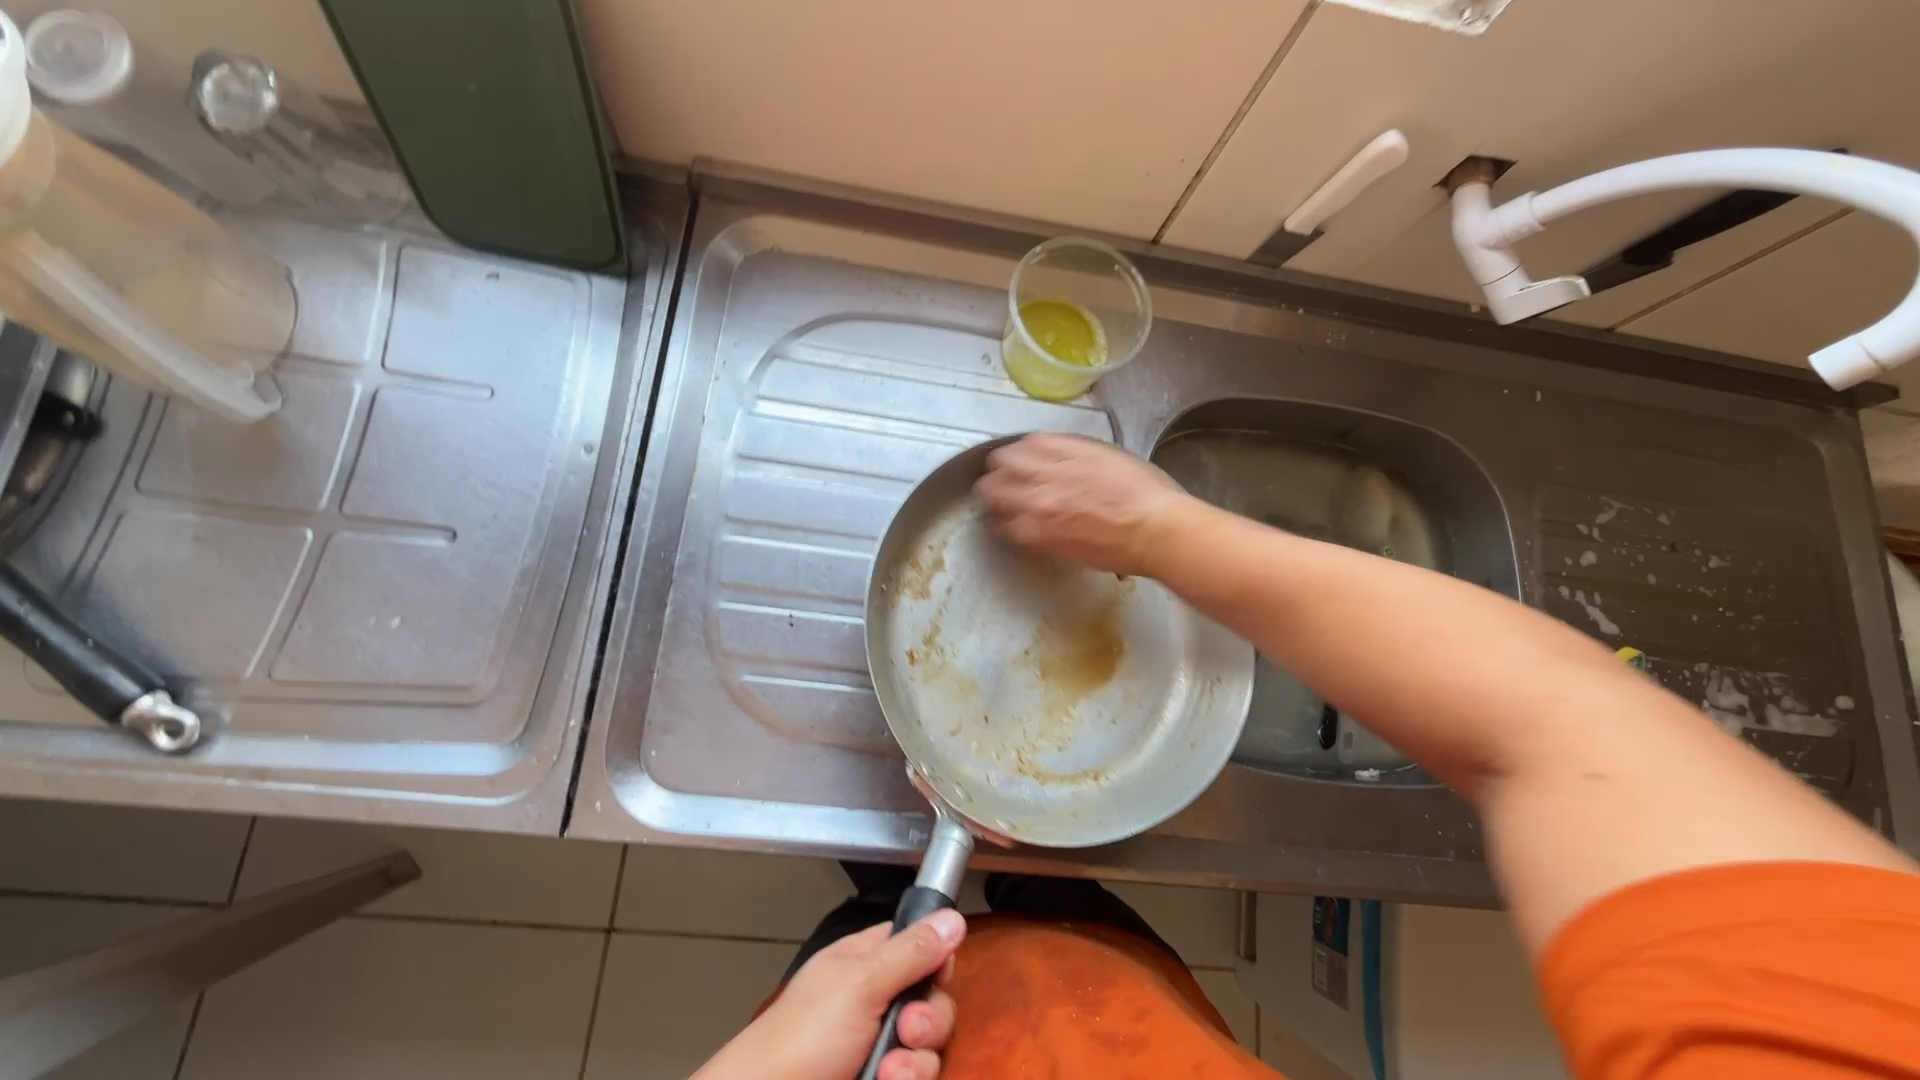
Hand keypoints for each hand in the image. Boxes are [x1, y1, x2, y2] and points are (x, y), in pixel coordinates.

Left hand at [695, 909, 966, 1079]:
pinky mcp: (883, 1077)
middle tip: (907, 1029)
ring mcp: (879, 1045)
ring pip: (928, 1045)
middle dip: (928, 1019)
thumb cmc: (803, 1037)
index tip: (937, 974)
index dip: (935, 959)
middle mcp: (876, 1000)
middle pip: (932, 999)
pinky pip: (917, 1076)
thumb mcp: (860, 983)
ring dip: (916, 1062)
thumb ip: (911, 952)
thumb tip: (954, 916)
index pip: (917, 944)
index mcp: (865, 962)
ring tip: (888, 1072)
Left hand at [975, 433, 1192, 577]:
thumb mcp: (1106, 453)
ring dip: (997, 500)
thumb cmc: (1143, 491)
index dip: (1015, 458)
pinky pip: (1004, 528)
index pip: (1015, 447)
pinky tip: (1022, 529)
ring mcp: (1033, 505)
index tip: (1019, 467)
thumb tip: (1047, 456)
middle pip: (995, 468)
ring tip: (1009, 508)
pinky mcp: (1036, 536)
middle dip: (999, 475)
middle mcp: (1039, 472)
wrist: (1154, 529)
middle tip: (1009, 487)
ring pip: (991, 497)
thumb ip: (1069, 451)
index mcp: (1058, 447)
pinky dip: (1008, 527)